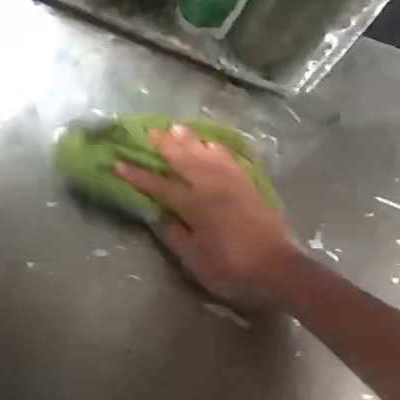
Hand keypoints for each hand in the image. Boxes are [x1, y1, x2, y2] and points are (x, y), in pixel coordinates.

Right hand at [116, 126, 310, 312]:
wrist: (281, 271)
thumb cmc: (234, 271)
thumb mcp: (197, 262)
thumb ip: (177, 237)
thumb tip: (163, 218)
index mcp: (195, 207)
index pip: (159, 187)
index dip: (137, 175)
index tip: (118, 162)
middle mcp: (213, 188)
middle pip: (185, 160)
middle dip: (166, 146)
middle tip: (150, 132)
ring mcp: (234, 185)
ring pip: (208, 155)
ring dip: (191, 141)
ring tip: (178, 128)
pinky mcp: (251, 188)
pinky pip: (231, 161)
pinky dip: (218, 150)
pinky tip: (213, 145)